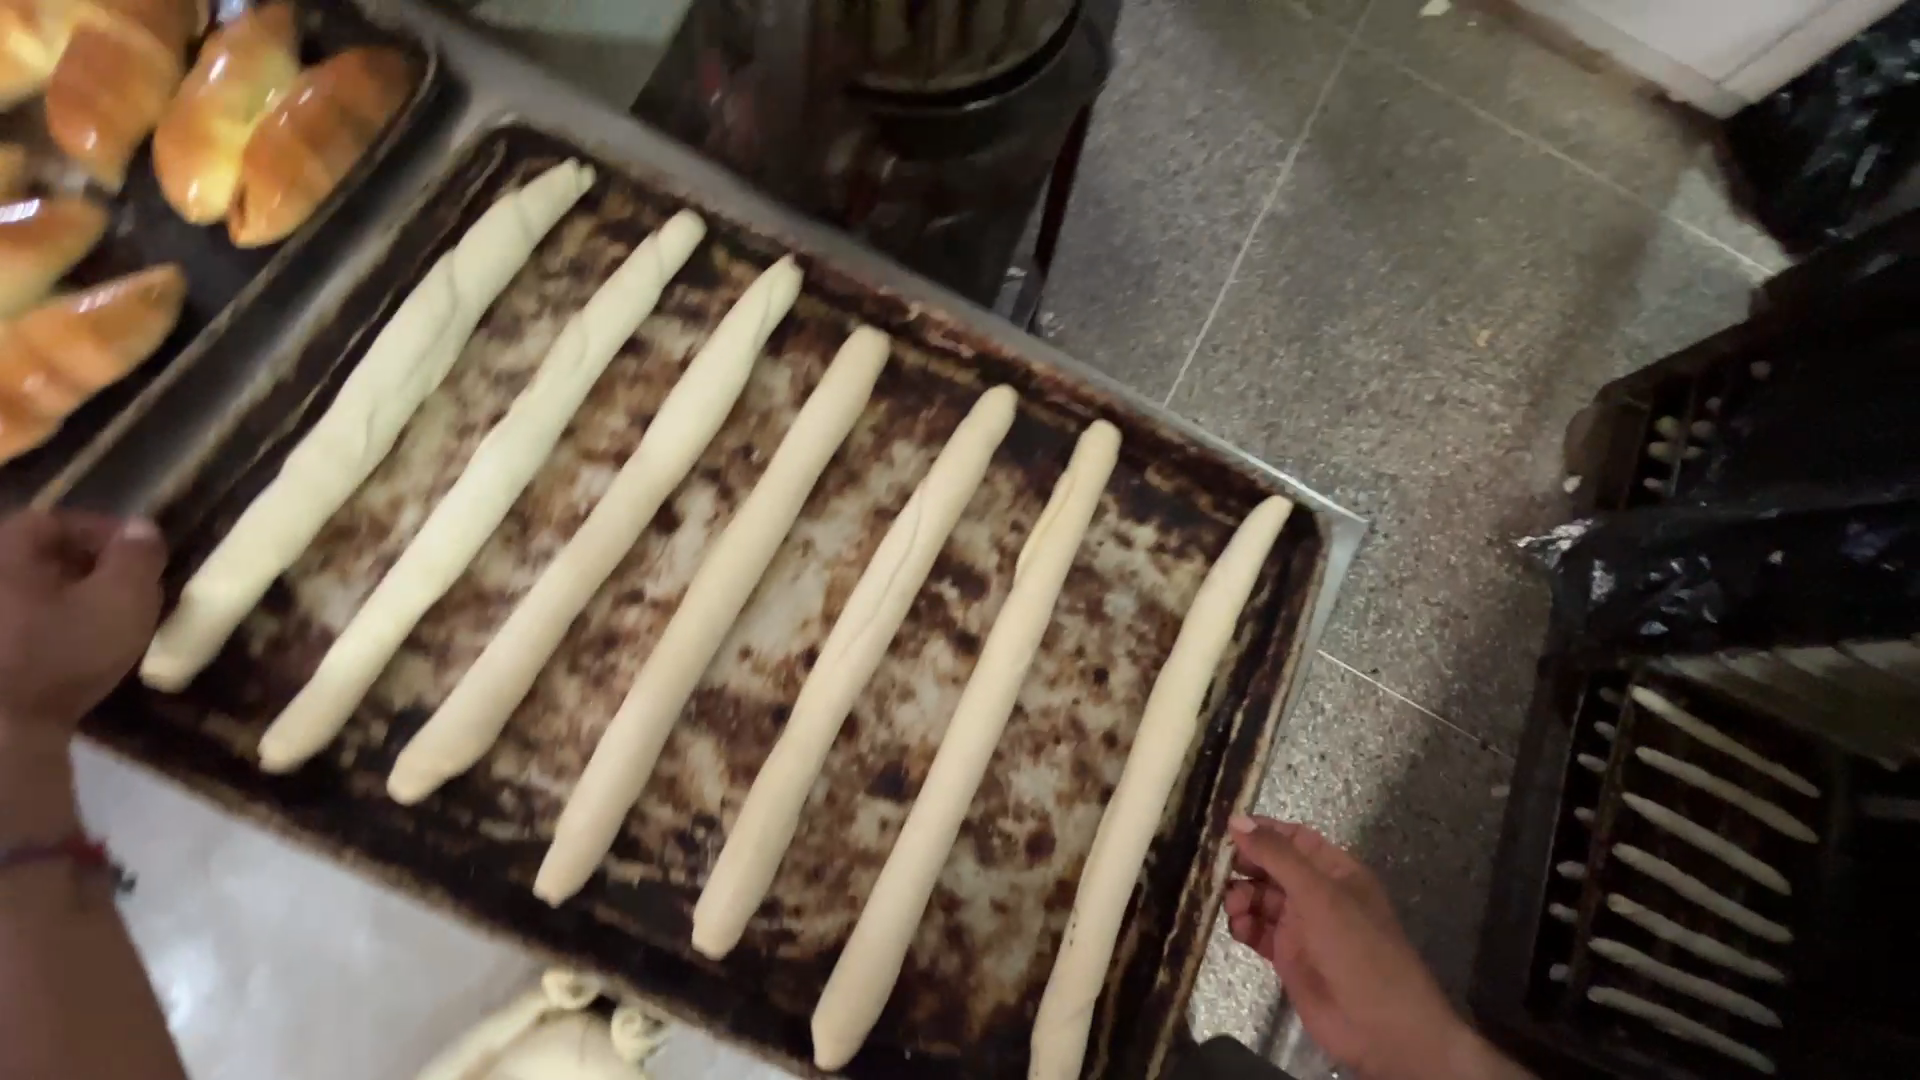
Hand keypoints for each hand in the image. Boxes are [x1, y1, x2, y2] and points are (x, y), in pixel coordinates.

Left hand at [0, 510, 165, 749]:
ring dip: (66, 593)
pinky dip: (43, 619)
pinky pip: (15, 617)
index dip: (101, 529)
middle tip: (129, 585)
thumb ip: (137, 556)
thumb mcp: (124, 598)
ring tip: (105, 616)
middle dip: (86, 563)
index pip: (50, 519)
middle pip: (33, 553)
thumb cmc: (65, 650)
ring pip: (24, 587)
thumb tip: (140, 526)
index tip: (142, 554)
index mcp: (3, 555)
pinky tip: (70, 643)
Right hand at [1225, 816, 1523, 1079]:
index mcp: (1334, 872)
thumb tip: (1236, 819)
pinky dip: (1244, 926)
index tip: (1228, 828)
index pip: (1294, 838)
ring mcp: (1302, 927)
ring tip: (1234, 908)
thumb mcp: (1318, 893)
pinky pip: (1258, 931)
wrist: (1382, 1029)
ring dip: (1241, 897)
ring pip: (1260, 898)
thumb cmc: (1357, 948)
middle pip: (1272, 867)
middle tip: (1219, 869)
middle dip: (1246, 865)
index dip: (1263, 831)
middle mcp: (1317, 894)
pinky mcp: (1288, 957)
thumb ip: (1275, 855)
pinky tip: (1239, 928)